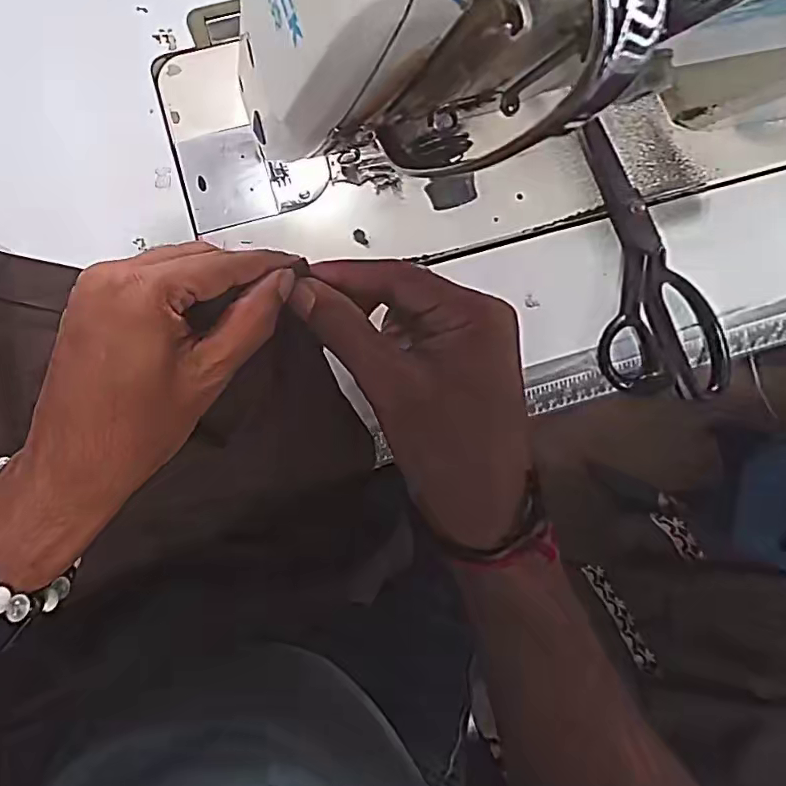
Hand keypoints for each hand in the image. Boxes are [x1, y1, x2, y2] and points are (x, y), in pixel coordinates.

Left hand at [0, 243, 299, 587]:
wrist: (74, 464)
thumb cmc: (125, 434)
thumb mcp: (206, 375)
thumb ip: (250, 320)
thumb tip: (275, 286)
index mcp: (139, 291)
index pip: (218, 262)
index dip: (262, 264)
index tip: (287, 267)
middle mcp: (109, 277)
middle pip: (193, 254)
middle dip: (235, 270)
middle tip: (271, 288)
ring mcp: (94, 285)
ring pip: (169, 261)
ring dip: (205, 278)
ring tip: (237, 307)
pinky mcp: (88, 297)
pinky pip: (144, 275)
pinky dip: (174, 286)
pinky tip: (196, 311)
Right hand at [289, 260, 530, 547]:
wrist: (482, 511)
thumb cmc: (455, 456)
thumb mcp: (388, 383)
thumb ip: (343, 329)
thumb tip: (307, 293)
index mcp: (474, 314)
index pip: (397, 274)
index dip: (343, 275)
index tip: (303, 278)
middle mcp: (478, 318)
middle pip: (400, 286)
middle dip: (351, 293)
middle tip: (306, 299)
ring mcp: (468, 338)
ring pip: (401, 307)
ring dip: (362, 313)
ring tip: (324, 320)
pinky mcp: (455, 356)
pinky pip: (408, 329)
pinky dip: (376, 332)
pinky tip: (353, 343)